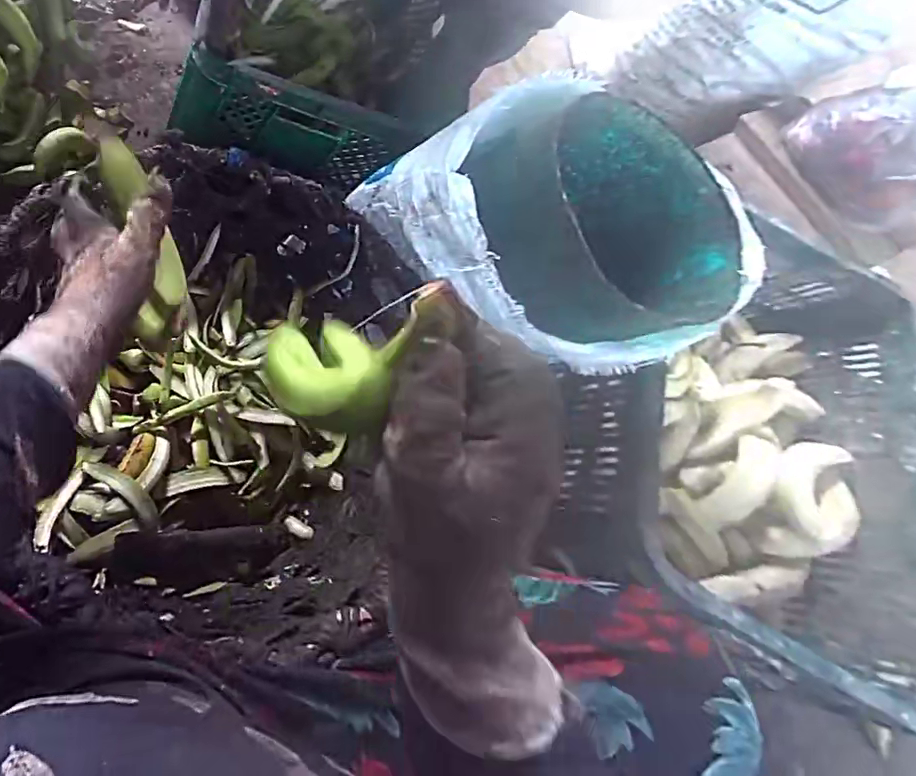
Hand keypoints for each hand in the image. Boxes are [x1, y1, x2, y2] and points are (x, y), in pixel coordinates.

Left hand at [0, 179, 172, 409]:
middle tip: (90, 220)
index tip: (83, 184)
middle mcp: (71, 253)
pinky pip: (82, 286)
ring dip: (83, 254)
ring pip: (71, 259)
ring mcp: (70, 281)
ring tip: (100, 254)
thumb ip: (148, 216)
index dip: (78, 192)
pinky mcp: (76, 306)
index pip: (73, 203)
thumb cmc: (111, 286)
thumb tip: (158, 178)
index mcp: (85, 232)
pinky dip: (91, 283)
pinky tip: (104, 288)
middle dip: (75, 224)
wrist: (86, 336)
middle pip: (66, 231)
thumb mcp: (137, 246)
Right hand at [375, 313, 566, 759]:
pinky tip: (409, 410)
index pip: (480, 338)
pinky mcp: (499, 424)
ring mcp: (518, 414)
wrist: (454, 586)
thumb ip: (429, 399)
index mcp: (522, 414)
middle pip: (475, 342)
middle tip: (384, 381)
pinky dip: (430, 385)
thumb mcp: (421, 468)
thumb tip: (432, 329)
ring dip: (424, 368)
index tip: (388, 347)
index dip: (432, 329)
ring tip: (394, 400)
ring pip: (466, 358)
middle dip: (425, 349)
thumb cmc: (434, 533)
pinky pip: (463, 380)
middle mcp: (531, 404)